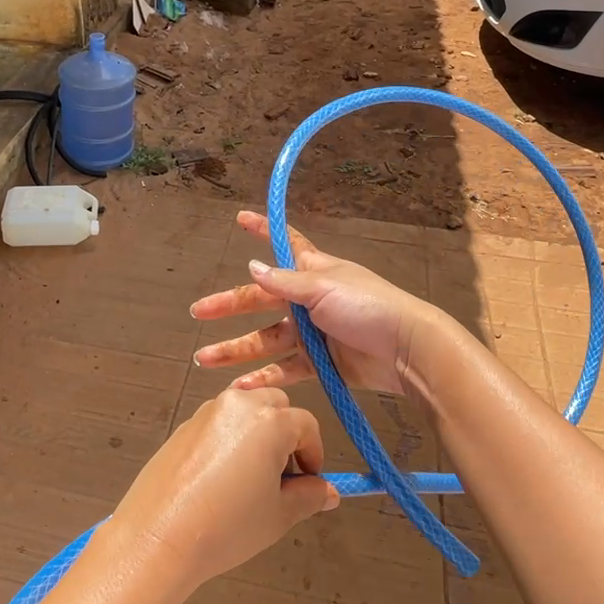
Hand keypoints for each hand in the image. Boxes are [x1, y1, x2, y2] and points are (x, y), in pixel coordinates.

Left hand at [105, 387, 338, 589]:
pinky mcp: (185, 424)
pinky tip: (220, 479)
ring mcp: (208, 411)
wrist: (160, 533)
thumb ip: (308, 497)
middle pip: (276, 405)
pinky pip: (220, 422)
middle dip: (287, 434)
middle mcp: (239, 404)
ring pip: (246, 409)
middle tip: (282, 476)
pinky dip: (230, 438)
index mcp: (269, 421)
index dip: (314, 455)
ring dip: (258, 432)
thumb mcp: (278, 516)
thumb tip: (327, 491)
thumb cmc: (227, 525)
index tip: (309, 483)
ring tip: (251, 478)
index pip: (307, 425)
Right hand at [190, 211, 445, 394]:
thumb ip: (285, 282)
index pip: (283, 243)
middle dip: (229, 304)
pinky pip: (286, 369)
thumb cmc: (367, 306)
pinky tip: (241, 385)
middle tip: (197, 311)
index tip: (239, 218)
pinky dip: (264, 376)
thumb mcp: (323, 287)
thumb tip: (252, 266)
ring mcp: (314, 332)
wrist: (406, 350)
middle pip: (261, 299)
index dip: (262, 230)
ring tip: (203, 358)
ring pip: (267, 339)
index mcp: (313, 270)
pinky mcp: (321, 364)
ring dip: (237, 348)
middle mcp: (309, 298)